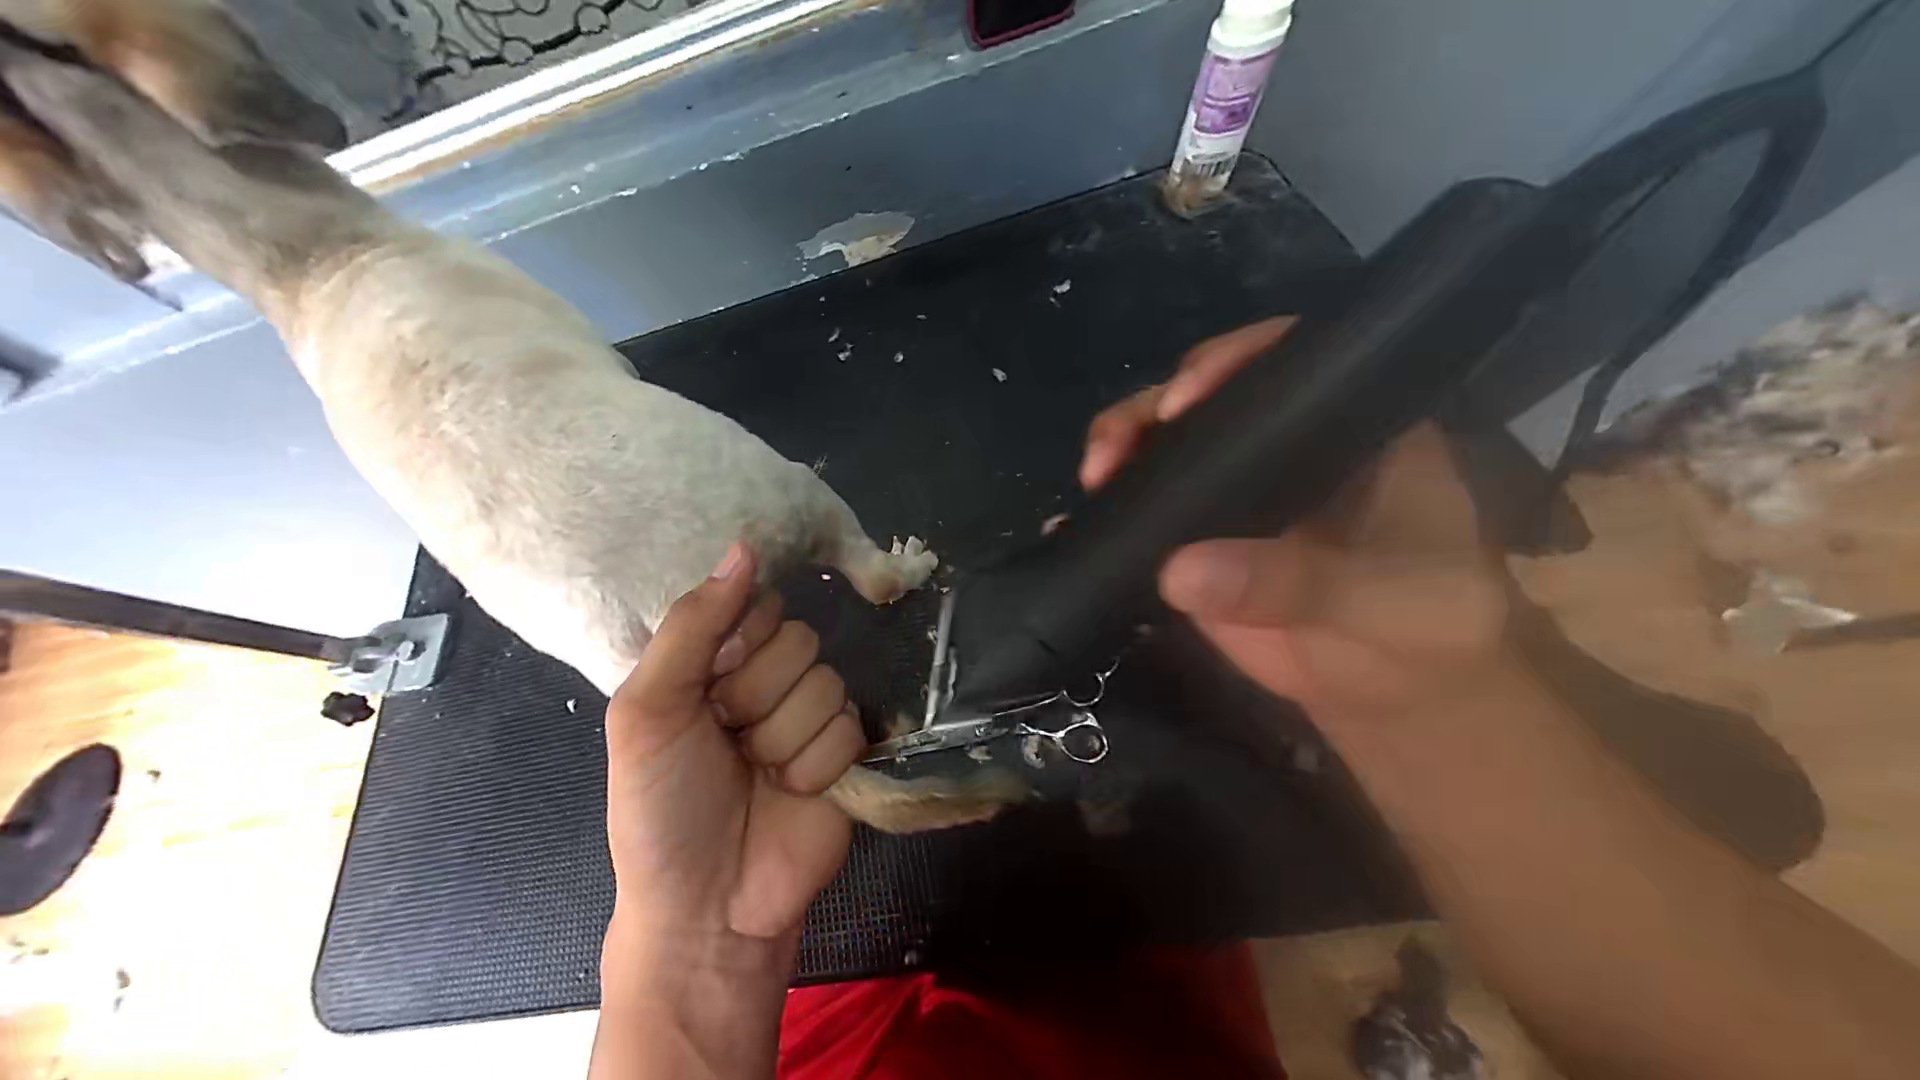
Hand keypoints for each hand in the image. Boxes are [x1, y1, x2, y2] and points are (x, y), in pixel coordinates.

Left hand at [592, 542, 863, 1078]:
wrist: (710, 903)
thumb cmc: (662, 805)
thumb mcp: (649, 711)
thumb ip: (692, 625)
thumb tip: (744, 546)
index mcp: (715, 661)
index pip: (757, 604)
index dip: (740, 642)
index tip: (714, 683)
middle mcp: (766, 678)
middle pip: (799, 640)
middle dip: (758, 698)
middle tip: (729, 740)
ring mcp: (810, 713)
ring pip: (826, 683)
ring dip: (785, 738)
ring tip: (759, 774)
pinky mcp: (847, 748)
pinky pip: (850, 725)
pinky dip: (817, 764)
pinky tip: (794, 791)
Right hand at [1080, 317, 1507, 720]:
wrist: (1391, 688)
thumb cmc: (1423, 627)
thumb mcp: (1384, 602)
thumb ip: (1296, 583)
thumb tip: (1178, 570)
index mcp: (1349, 427)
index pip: (1289, 362)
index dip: (1231, 362)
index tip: (1183, 400)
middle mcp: (1281, 444)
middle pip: (1203, 398)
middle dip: (1148, 412)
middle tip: (1113, 453)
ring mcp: (1230, 490)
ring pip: (1161, 448)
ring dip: (1117, 454)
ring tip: (1093, 481)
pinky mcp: (1194, 537)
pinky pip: (1142, 514)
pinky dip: (1104, 516)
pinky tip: (1071, 526)